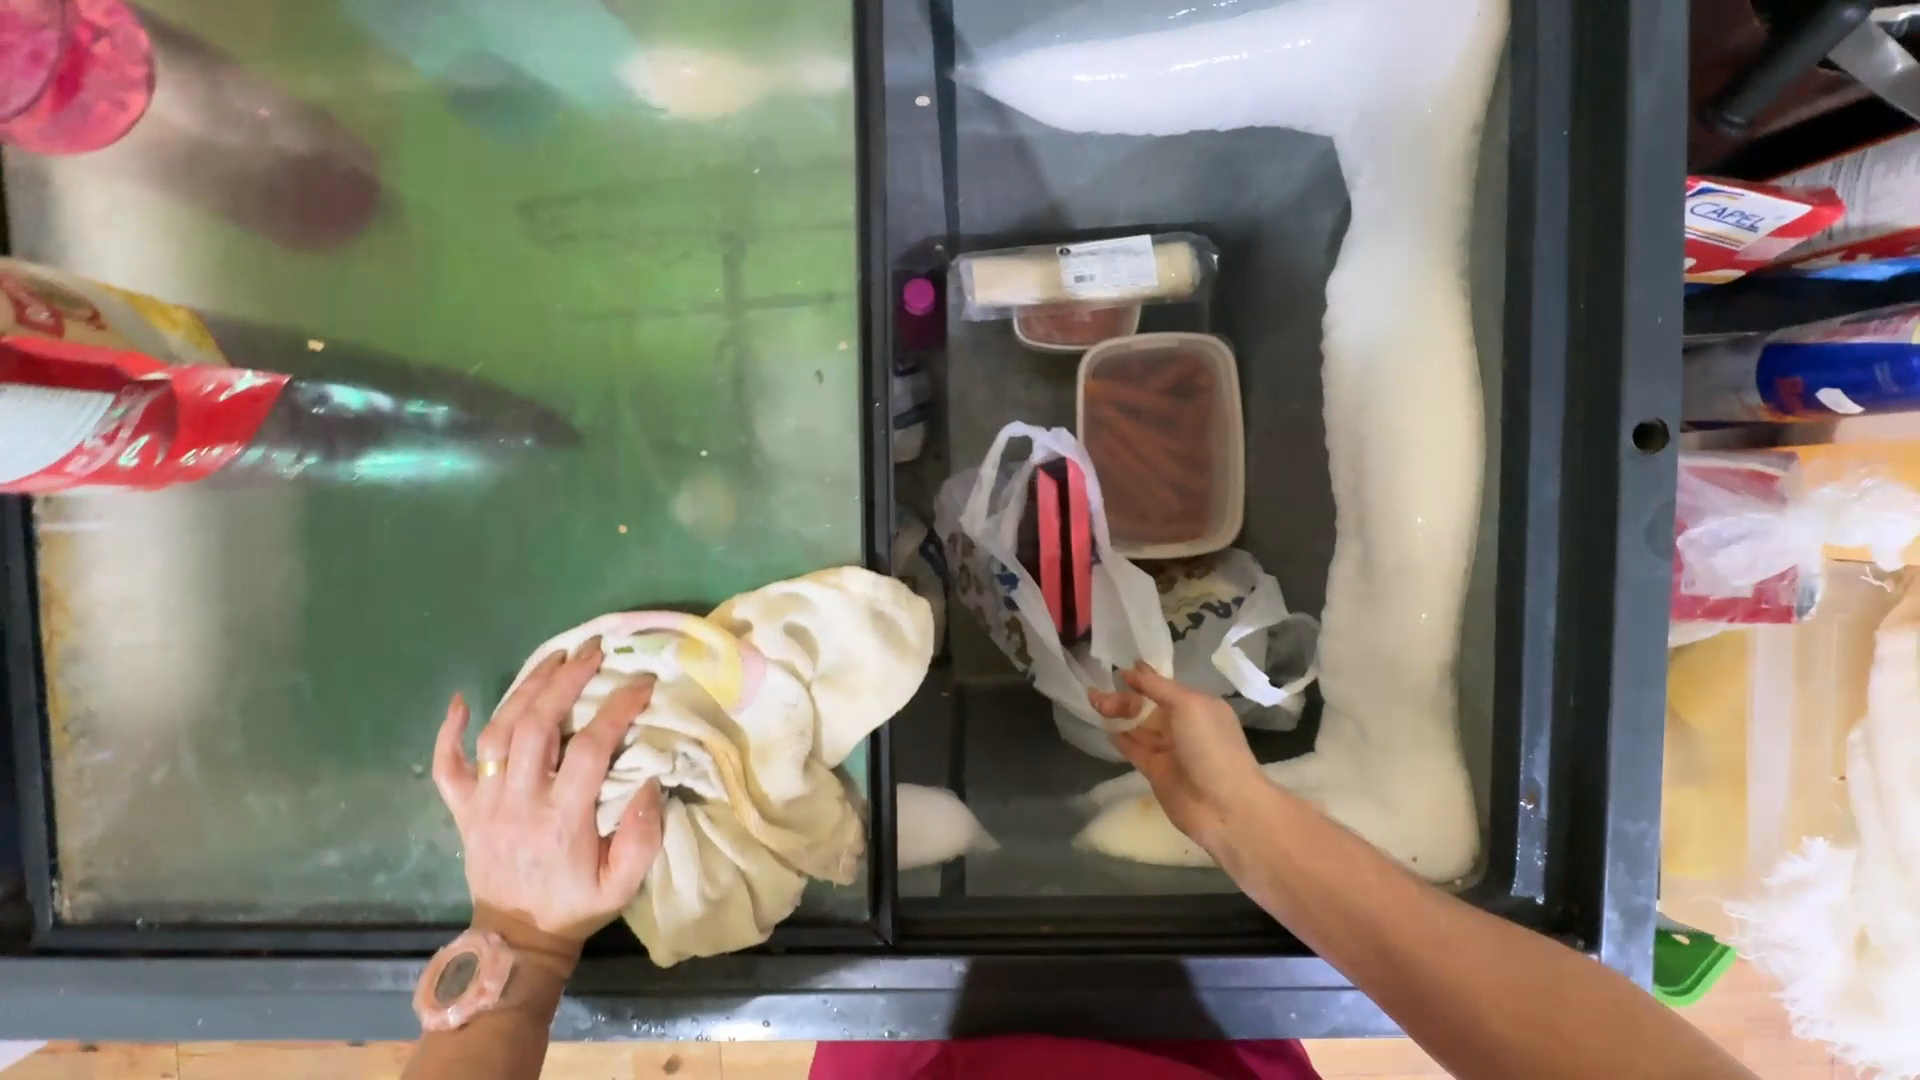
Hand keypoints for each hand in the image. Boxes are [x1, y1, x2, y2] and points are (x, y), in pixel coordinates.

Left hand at [432, 637, 664, 947]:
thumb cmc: (576, 905)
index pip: (592, 746)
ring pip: (498, 731)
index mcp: (561, 818)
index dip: (618, 707)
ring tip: (554, 657)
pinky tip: (460, 701)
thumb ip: (643, 836)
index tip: (643, 682)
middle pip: (538, 725)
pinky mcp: (463, 810)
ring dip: (525, 688)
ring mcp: (484, 803)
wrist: (515, 940)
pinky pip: (446, 766)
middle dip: (567, 680)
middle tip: (594, 651)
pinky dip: (448, 731)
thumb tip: (649, 781)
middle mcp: (518, 801)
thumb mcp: (623, 884)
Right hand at [1088, 663, 1270, 855]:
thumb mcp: (1188, 705)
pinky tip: (1104, 728)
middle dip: (1124, 697)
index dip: (1142, 677)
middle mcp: (1184, 726)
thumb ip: (1157, 687)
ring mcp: (1170, 750)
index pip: (1164, 686)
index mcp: (1197, 706)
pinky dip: (1121, 738)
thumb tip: (1133, 669)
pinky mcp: (1156, 772)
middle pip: (1147, 706)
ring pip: (1138, 726)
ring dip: (1117, 714)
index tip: (1117, 670)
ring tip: (1094, 703)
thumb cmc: (1211, 747)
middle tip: (1096, 694)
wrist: (1224, 806)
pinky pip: (1135, 749)